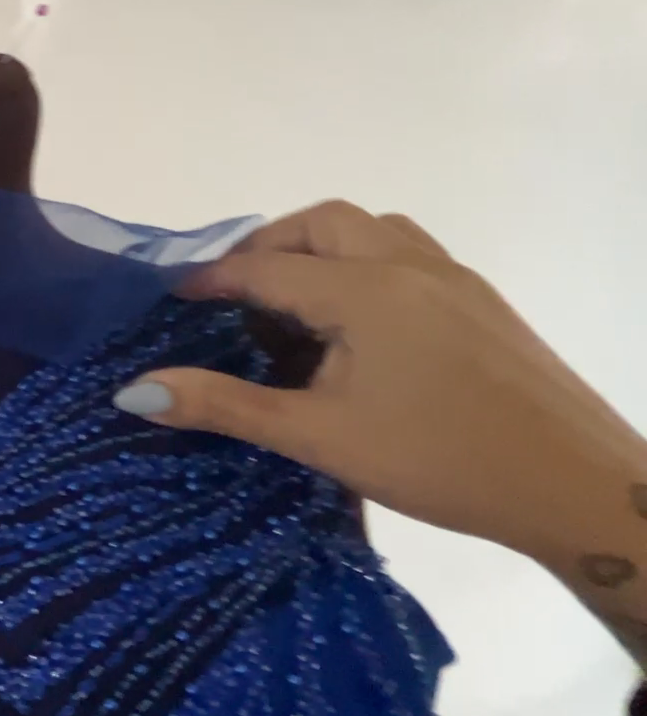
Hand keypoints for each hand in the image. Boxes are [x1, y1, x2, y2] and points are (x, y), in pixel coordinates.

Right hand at [113, 201, 646, 558]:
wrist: (584, 493)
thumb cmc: (439, 460)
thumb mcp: (313, 436)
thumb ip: (219, 404)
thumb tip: (131, 390)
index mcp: (366, 293)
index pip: (262, 266)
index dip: (206, 280)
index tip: (166, 301)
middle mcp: (410, 268)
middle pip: (321, 222)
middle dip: (263, 246)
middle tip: (229, 295)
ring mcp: (454, 281)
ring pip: (371, 230)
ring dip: (315, 249)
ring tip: (284, 302)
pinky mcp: (479, 303)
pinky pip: (403, 253)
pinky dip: (356, 264)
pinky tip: (346, 324)